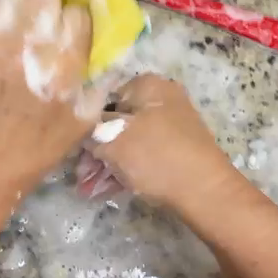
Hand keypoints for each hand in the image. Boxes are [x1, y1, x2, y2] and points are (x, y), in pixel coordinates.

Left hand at [0, 0, 95, 210]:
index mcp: (61, 67)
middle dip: (45, 1)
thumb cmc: (33, 153)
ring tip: (11, 23)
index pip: (77, 15)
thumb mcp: (80, 125)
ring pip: (5, 1)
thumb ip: (96, 85)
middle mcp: (24, 49)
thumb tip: (105, 55)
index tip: (70, 22)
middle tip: (42, 11)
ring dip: (12, 7)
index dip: (75, 16)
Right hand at [77, 74, 246, 214]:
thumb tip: (80, 129)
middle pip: (115, 122)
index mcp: (147, 86)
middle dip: (94, 150)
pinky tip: (106, 189)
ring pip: (127, 142)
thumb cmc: (156, 158)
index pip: (103, 98)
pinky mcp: (175, 150)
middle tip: (79, 174)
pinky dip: (124, 169)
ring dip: (105, 164)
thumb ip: (90, 131)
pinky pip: (141, 155)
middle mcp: (160, 99)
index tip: (72, 147)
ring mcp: (170, 125)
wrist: (204, 192)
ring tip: (87, 189)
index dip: (84, 124)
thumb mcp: (112, 142)